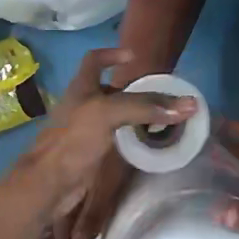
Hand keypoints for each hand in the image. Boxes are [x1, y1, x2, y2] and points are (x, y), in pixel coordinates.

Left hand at [13, 48, 194, 230]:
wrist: (49, 185)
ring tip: (161, 118)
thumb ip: (146, 107)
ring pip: (113, 115)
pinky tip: (146, 141)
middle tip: (161, 95)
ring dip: (134, 115)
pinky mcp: (90, 153)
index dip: (112, 54)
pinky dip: (130, 137)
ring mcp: (84, 130)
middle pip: (109, 89)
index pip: (94, 60)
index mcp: (81, 88)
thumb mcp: (109, 113)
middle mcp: (82, 105)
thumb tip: (189, 104)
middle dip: (133, 90)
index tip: (134, 57)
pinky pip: (114, 138)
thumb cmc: (73, 140)